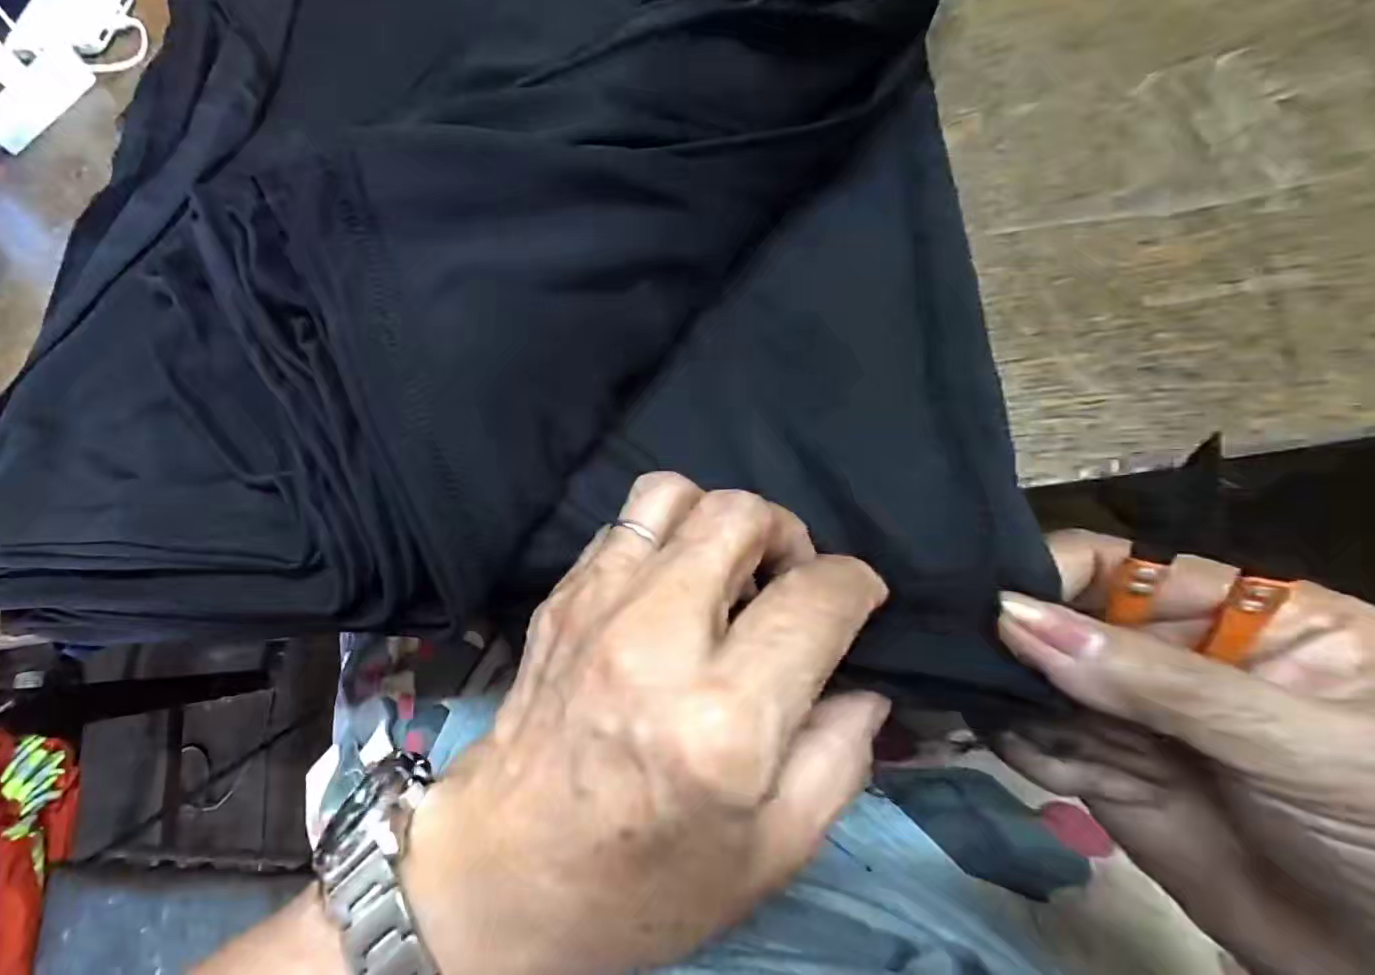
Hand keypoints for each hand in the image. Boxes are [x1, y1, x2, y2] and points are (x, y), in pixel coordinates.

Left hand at [400, 473, 892, 974]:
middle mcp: (654, 640)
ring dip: (717, 518)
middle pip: (738, 516)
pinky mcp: (561, 597)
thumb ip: (839, 759)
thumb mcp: (772, 853)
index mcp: (722, 720)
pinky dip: (662, 537)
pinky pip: (623, 524)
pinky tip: (669, 586)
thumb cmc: (646, 880)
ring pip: (672, 493)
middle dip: (786, 533)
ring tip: (727, 570)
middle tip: (787, 580)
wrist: (511, 864)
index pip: (812, 600)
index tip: (857, 597)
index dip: (854, 585)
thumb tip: (863, 682)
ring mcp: (596, 606)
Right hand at [994, 530, 1374, 974]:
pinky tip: (1064, 776)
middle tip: (970, 663)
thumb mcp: (1317, 749)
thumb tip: (1012, 615)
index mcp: (1241, 615)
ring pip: (1032, 682)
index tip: (986, 604)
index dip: (1047, 575)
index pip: (1115, 567)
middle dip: (1016, 645)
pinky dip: (1030, 753)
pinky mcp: (1104, 768)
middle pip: (1055, 621)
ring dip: (1016, 703)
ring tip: (1038, 731)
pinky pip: (1034, 741)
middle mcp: (1174, 654)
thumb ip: (1164, 683)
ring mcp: (1133, 713)